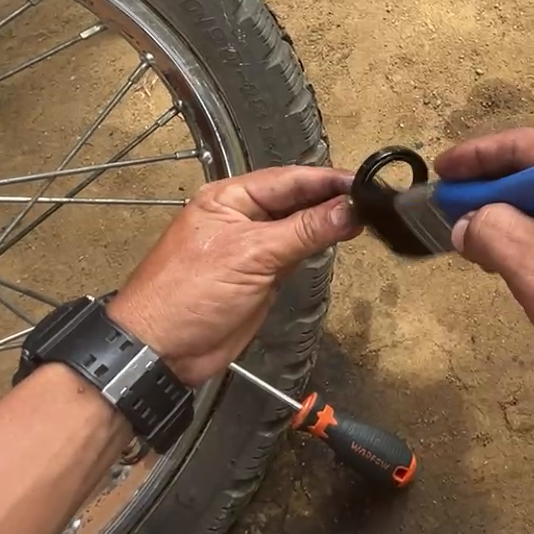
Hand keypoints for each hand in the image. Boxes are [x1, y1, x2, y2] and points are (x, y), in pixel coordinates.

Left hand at [108, 167, 360, 383]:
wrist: (160, 354)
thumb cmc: (190, 295)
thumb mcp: (252, 255)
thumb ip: (305, 230)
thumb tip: (350, 209)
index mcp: (231, 197)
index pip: (291, 179)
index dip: (328, 179)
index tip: (365, 181)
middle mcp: (244, 214)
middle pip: (298, 198)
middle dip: (333, 198)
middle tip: (373, 199)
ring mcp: (255, 243)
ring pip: (302, 223)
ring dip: (330, 220)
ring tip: (366, 216)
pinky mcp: (264, 271)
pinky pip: (298, 249)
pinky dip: (320, 243)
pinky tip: (343, 236)